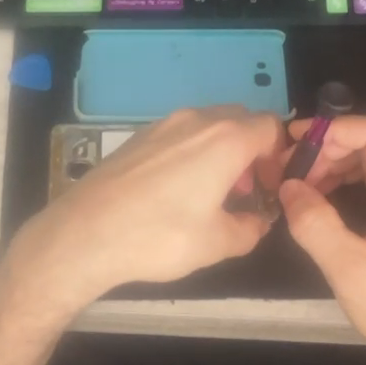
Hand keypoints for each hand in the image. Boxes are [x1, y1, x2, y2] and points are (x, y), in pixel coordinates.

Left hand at [5, 107, 282, 316]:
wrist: (86, 233)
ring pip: (207, 127)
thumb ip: (250, 229)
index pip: (270, 127)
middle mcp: (196, 121)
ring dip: (220, 153)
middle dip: (251, 152)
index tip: (271, 187)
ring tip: (212, 194)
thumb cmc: (160, 237)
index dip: (279, 156)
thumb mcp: (218, 243)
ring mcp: (162, 126)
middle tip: (246, 191)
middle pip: (239, 121)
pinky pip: (178, 136)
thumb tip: (258, 222)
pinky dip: (191, 154)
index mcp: (225, 139)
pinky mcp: (136, 138)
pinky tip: (177, 192)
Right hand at [276, 115, 365, 364]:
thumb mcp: (350, 269)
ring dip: (333, 166)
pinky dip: (344, 182)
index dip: (334, 130)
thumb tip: (286, 187)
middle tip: (287, 170)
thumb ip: (315, 224)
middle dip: (327, 150)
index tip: (293, 143)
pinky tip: (318, 198)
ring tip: (297, 185)